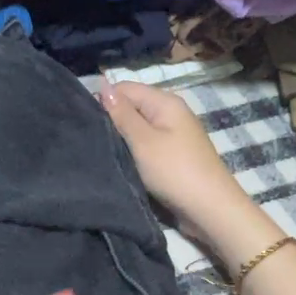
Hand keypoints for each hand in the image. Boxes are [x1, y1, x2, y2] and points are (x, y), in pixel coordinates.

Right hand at [98, 79, 250, 240]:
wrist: (210, 210)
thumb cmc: (174, 171)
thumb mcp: (142, 141)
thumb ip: (121, 113)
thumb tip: (102, 85)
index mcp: (165, 102)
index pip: (124, 88)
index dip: (103, 101)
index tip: (85, 123)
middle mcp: (170, 112)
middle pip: (131, 106)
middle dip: (111, 120)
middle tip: (90, 139)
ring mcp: (173, 134)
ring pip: (137, 127)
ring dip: (121, 138)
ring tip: (101, 150)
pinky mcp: (172, 154)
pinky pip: (146, 144)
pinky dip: (133, 151)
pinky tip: (120, 161)